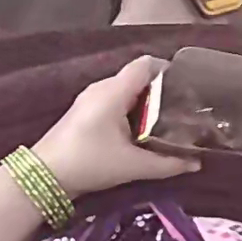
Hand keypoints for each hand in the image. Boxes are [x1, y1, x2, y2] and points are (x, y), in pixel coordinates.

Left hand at [33, 56, 201, 197]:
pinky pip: (114, 103)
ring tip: (167, 123)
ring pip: (126, 92)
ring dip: (146, 104)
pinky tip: (141, 133)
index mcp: (114, 90)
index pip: (147, 64)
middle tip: (183, 112)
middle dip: (162, 92)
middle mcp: (102, 88)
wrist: (44, 176)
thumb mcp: (132, 166)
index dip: (169, 71)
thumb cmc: (89, 163)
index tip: (187, 90)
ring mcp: (89, 100)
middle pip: (139, 78)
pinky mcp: (83, 113)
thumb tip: (196, 164)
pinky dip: (130, 112)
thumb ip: (167, 164)